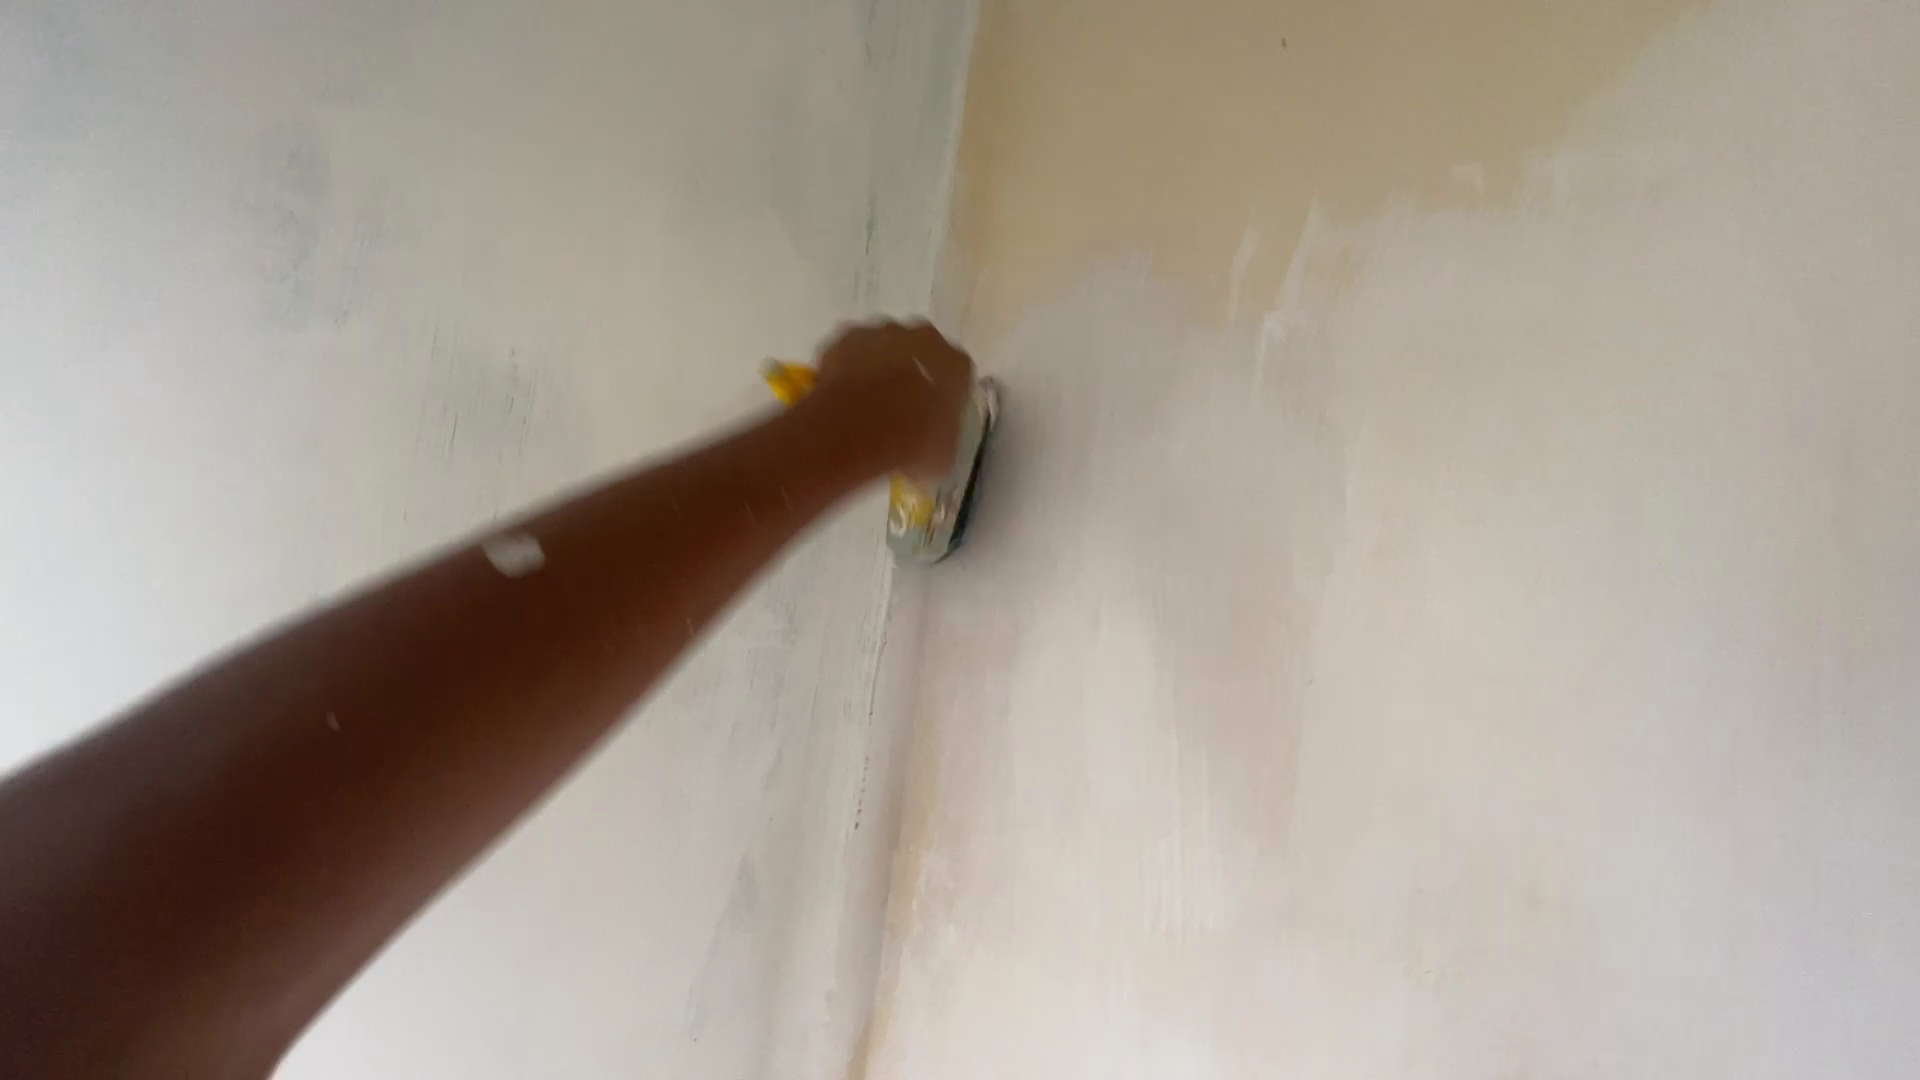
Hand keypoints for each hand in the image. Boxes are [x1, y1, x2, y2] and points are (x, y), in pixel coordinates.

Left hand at [812, 320, 975, 480]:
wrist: (860, 425)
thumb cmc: (912, 441)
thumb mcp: (941, 455)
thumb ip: (943, 441)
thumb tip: (933, 451)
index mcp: (956, 364)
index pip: (957, 374)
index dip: (942, 395)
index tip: (931, 414)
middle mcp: (925, 338)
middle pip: (921, 351)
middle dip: (912, 372)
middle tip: (900, 405)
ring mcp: (883, 332)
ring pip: (884, 346)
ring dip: (878, 367)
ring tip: (867, 401)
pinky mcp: (848, 335)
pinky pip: (851, 350)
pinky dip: (848, 367)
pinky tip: (844, 394)